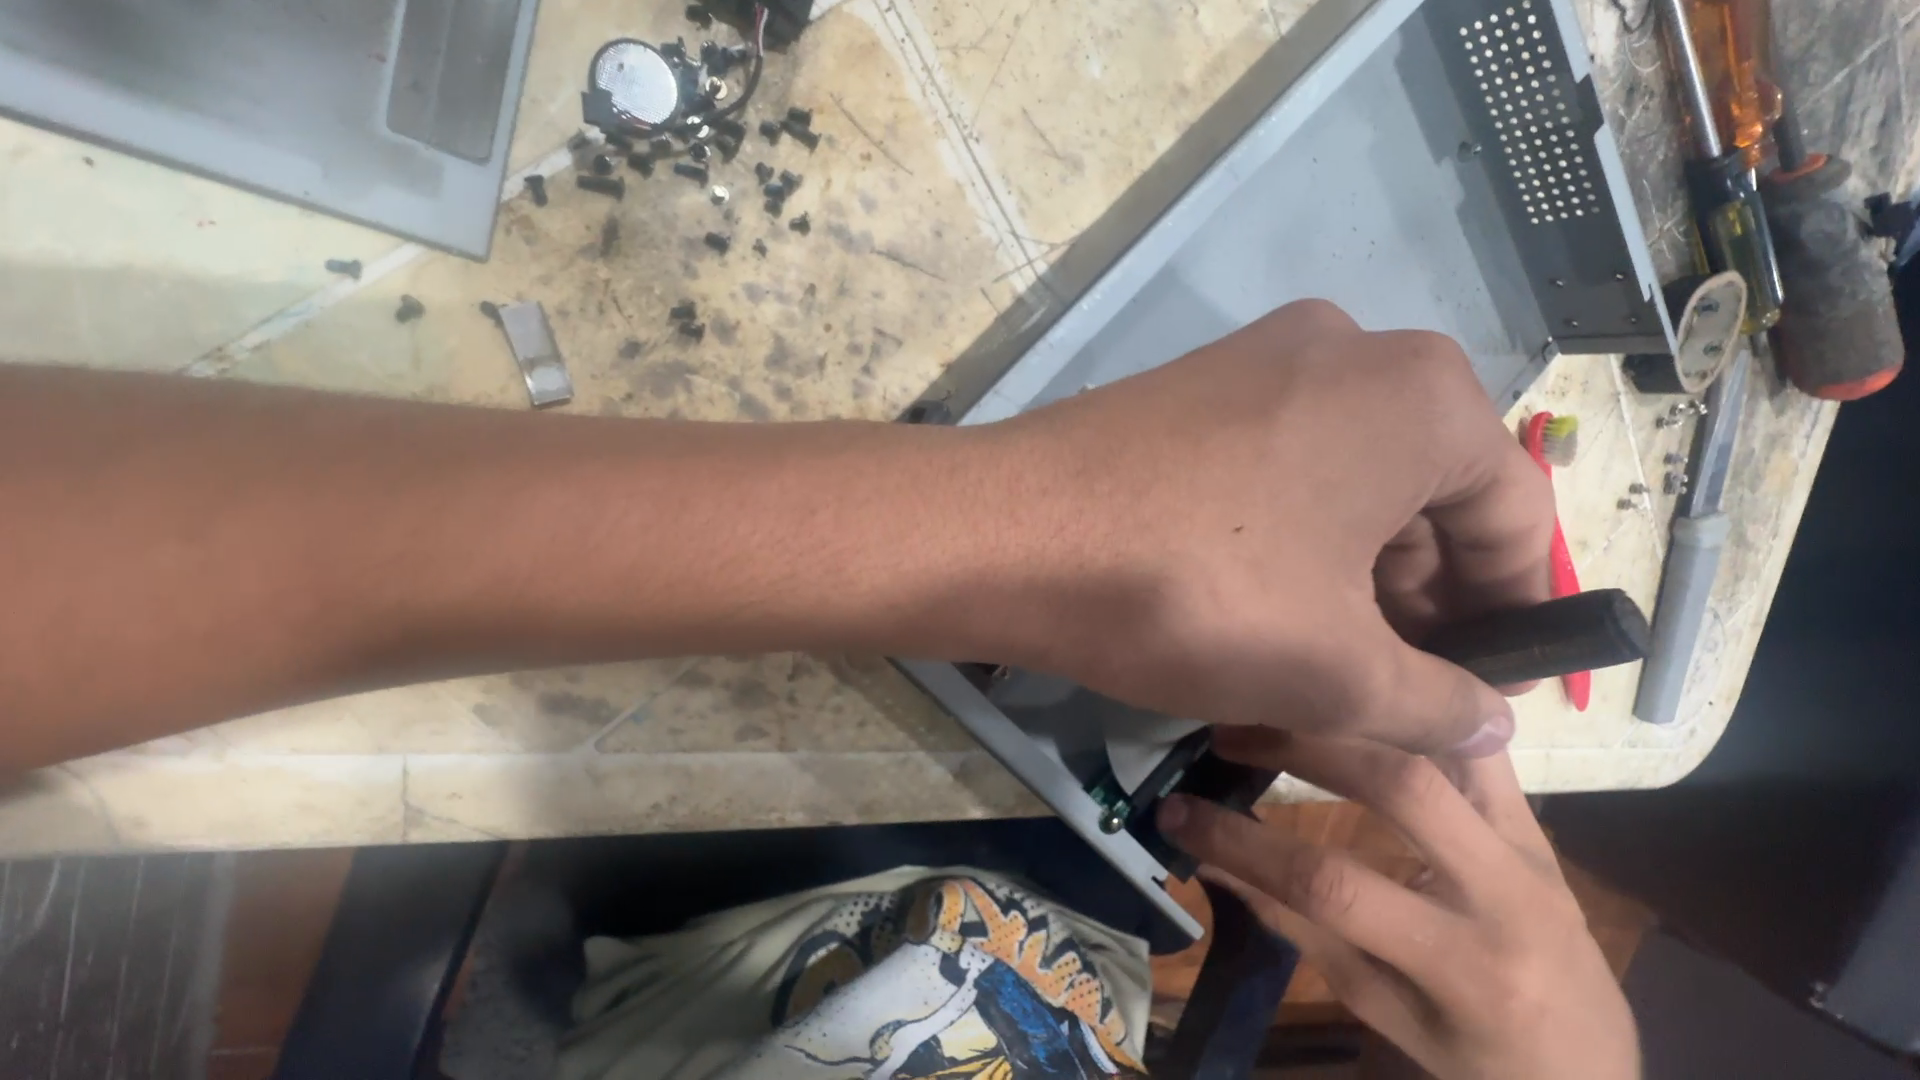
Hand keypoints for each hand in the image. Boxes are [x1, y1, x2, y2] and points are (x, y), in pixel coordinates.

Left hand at [974, 300, 1553, 754]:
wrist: (1005, 533)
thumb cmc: (1190, 594)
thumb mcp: (1331, 669)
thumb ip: (1435, 702)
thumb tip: (1495, 720)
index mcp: (1420, 395)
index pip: (1512, 516)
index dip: (1509, 613)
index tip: (1486, 687)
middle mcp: (1350, 349)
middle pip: (1424, 491)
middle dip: (1420, 594)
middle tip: (1395, 683)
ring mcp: (1258, 357)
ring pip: (1346, 478)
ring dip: (1352, 569)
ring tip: (1324, 656)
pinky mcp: (1191, 384)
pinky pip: (1277, 460)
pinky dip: (1290, 530)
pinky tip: (1259, 598)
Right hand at [1157, 727, 1639, 1079]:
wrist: (1599, 1071)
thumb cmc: (1478, 1060)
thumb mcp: (1384, 1010)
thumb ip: (1302, 930)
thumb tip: (1213, 865)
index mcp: (1466, 963)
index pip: (1334, 886)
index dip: (1245, 846)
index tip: (1179, 814)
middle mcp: (1510, 892)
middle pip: (1400, 786)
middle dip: (1302, 748)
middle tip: (1231, 732)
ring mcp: (1534, 845)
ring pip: (1445, 748)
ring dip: (1355, 717)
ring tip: (1286, 702)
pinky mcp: (1538, 822)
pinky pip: (1479, 744)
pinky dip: (1419, 713)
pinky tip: (1367, 693)